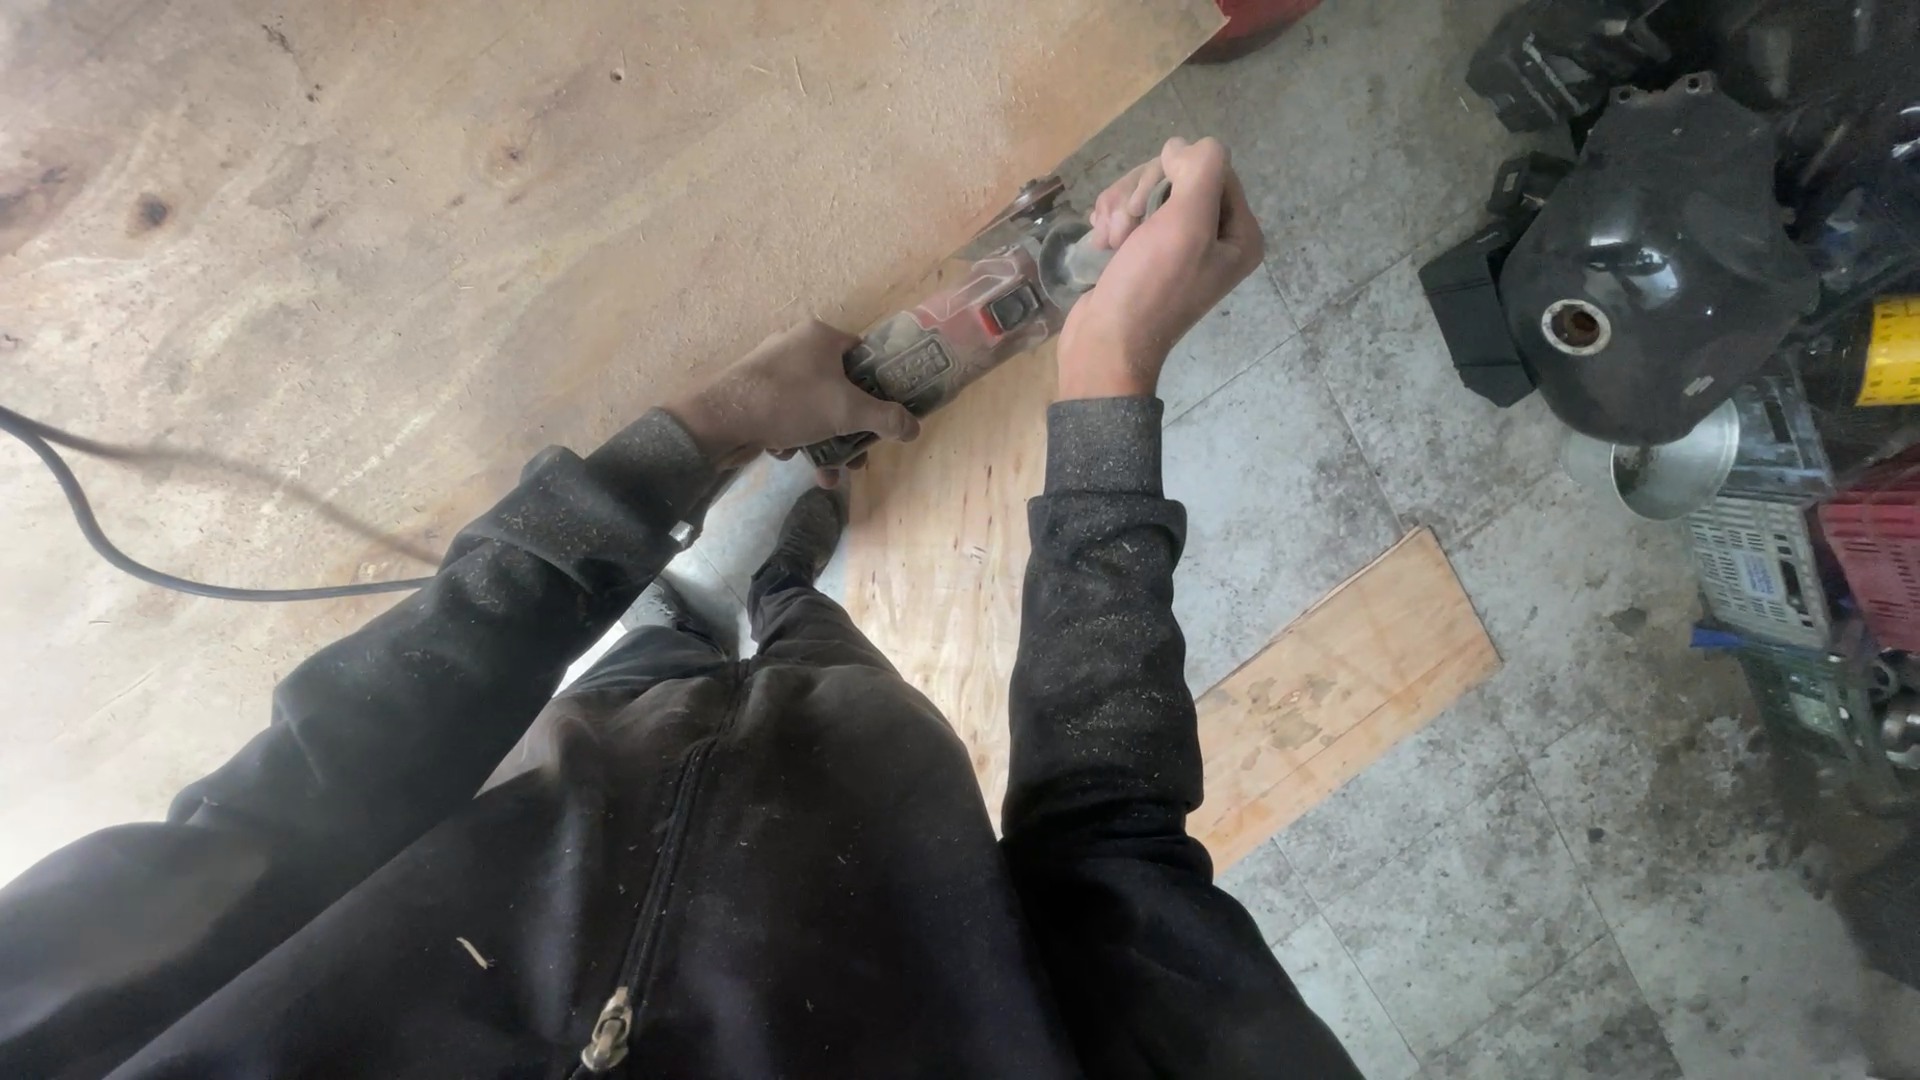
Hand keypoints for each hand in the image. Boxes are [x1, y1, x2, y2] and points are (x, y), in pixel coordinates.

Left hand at [665, 320, 919, 479]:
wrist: (720, 420)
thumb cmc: (791, 403)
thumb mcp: (848, 412)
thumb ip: (886, 419)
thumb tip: (915, 428)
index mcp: (821, 336)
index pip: (863, 354)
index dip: (880, 383)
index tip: (887, 412)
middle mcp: (796, 345)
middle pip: (840, 388)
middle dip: (851, 429)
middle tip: (858, 456)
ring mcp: (773, 369)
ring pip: (814, 408)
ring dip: (824, 442)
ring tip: (826, 473)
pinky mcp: (755, 392)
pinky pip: (788, 414)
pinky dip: (794, 436)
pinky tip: (788, 454)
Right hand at [1057, 137, 1264, 399]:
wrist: (1105, 344)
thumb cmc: (1150, 288)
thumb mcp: (1187, 222)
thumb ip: (1200, 168)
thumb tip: (1180, 147)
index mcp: (1241, 236)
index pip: (1213, 168)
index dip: (1174, 174)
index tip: (1145, 207)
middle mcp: (1214, 240)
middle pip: (1179, 178)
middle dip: (1142, 194)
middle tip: (1124, 225)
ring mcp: (1177, 250)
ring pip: (1149, 193)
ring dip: (1122, 207)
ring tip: (1108, 238)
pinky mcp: (1144, 256)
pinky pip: (1131, 215)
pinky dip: (1112, 221)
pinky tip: (1100, 240)